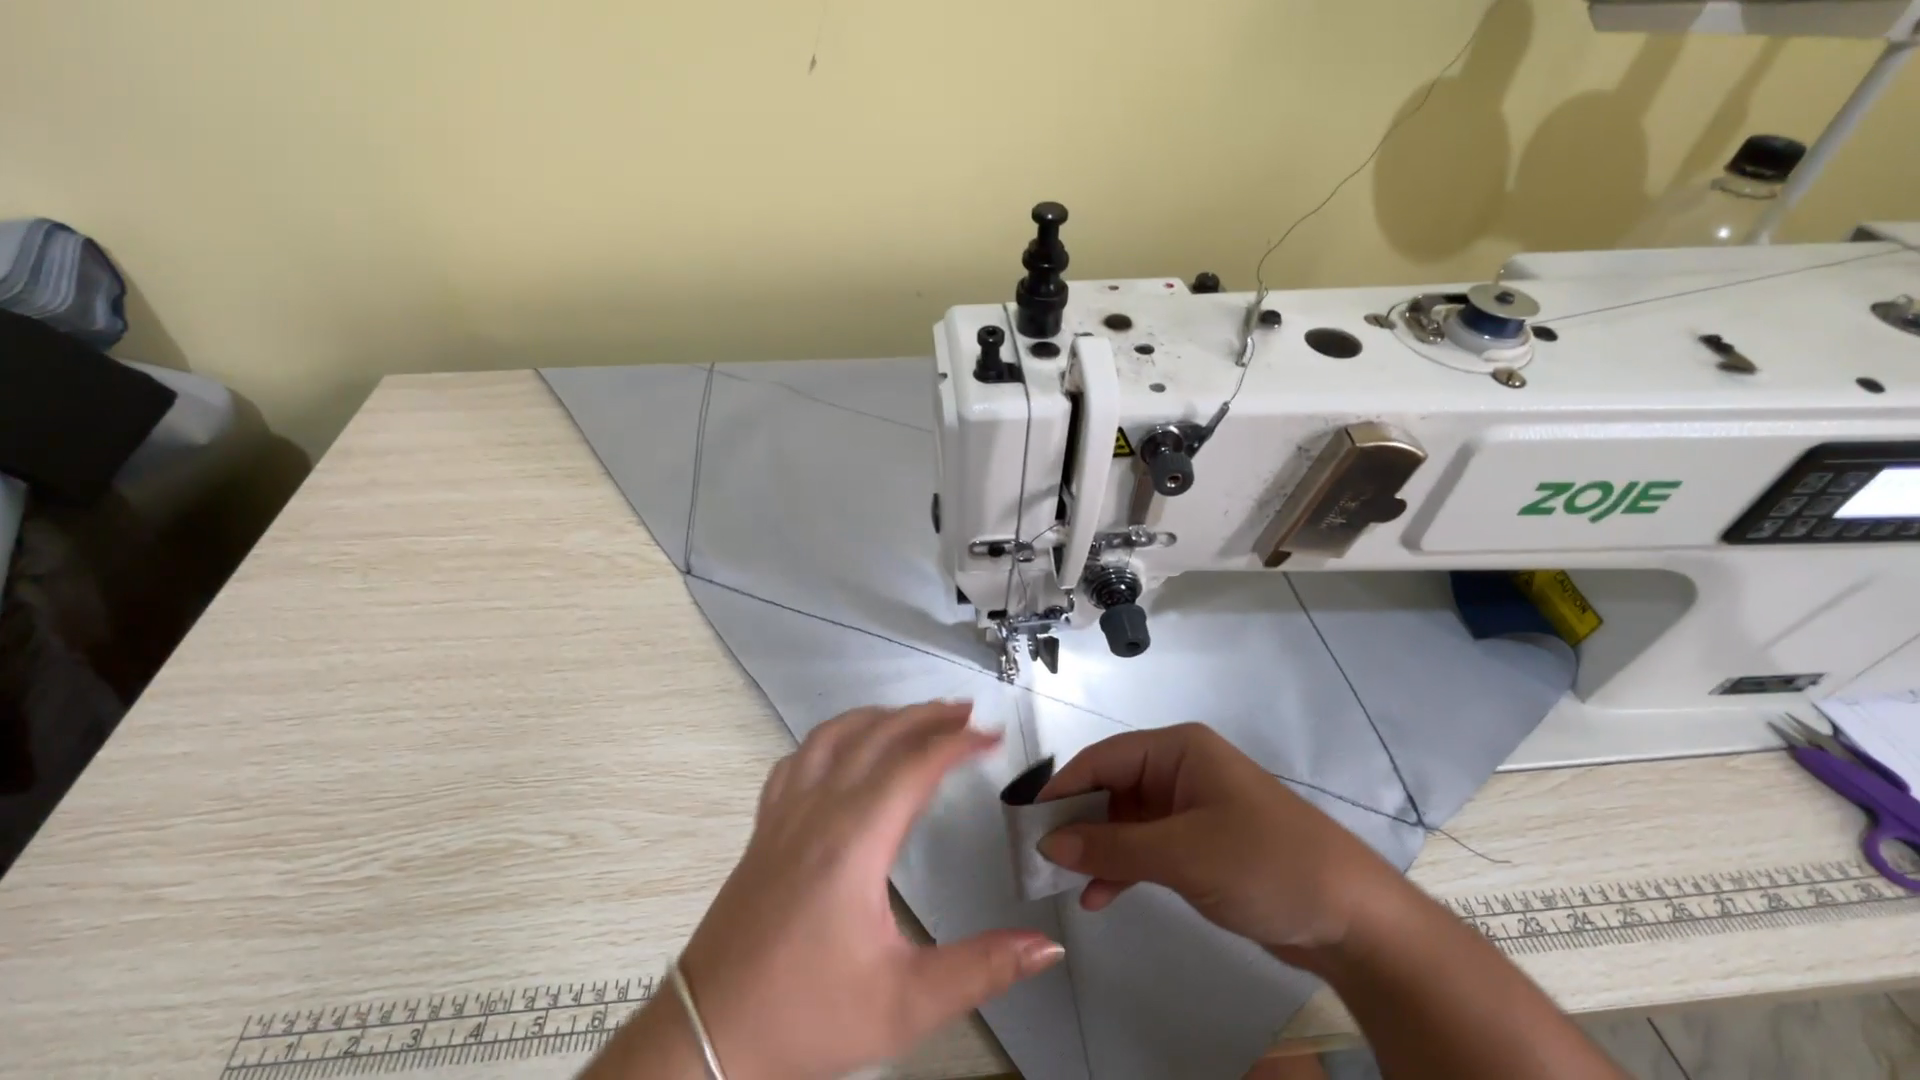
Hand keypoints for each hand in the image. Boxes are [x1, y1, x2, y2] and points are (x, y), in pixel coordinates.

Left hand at [675, 702, 1064, 1079]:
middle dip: (925, 716)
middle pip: (875, 736)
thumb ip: (982, 970)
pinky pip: (798, 761)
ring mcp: (783, 818)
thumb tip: (1044, 948)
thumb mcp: (905, 1003)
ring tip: (914, 717)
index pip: (914, 765)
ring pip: (832, 738)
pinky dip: (831, 738)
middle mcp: (815, 815)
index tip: (992, 735)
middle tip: (965, 713)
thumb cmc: (802, 1016)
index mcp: (852, 843)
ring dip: (879, 718)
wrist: (710, 1035)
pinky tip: (842, 749)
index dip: (958, 742)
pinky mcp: (763, 833)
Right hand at [1036, 723, 1405, 955]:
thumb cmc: (1264, 863)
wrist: (1350, 918)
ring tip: (1066, 885)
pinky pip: (1147, 849)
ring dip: (1097, 851)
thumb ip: (1111, 847)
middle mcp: (1180, 772)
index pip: (1102, 759)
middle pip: (1110, 789)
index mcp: (1178, 751)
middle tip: (1038, 859)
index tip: (1024, 822)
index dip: (1061, 789)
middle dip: (1076, 824)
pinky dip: (1123, 869)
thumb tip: (1048, 844)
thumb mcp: (1181, 854)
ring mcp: (1191, 810)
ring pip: (1125, 823)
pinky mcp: (1201, 847)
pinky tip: (1102, 897)